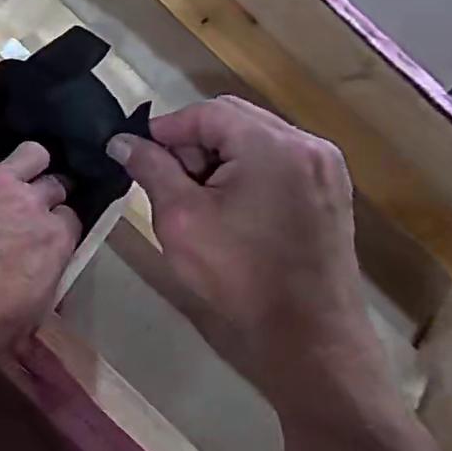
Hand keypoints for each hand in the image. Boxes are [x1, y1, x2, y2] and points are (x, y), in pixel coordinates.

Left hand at [0, 142, 79, 383]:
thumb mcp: (16, 329)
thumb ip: (32, 305)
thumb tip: (35, 309)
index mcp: (53, 242)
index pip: (70, 221)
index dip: (58, 227)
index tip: (46, 235)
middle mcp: (31, 202)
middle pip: (55, 183)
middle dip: (47, 192)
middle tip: (29, 204)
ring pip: (31, 152)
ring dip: (26, 162)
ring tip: (10, 175)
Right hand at [107, 97, 365, 386]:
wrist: (308, 338)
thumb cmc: (238, 275)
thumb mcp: (180, 217)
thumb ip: (151, 168)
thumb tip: (121, 141)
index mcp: (274, 144)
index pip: (208, 112)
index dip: (167, 128)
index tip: (137, 153)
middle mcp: (308, 144)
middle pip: (235, 120)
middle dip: (193, 142)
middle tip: (166, 178)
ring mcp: (326, 168)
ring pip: (256, 139)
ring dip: (218, 156)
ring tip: (195, 196)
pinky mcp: (330, 192)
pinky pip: (278, 162)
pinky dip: (246, 171)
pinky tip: (229, 207)